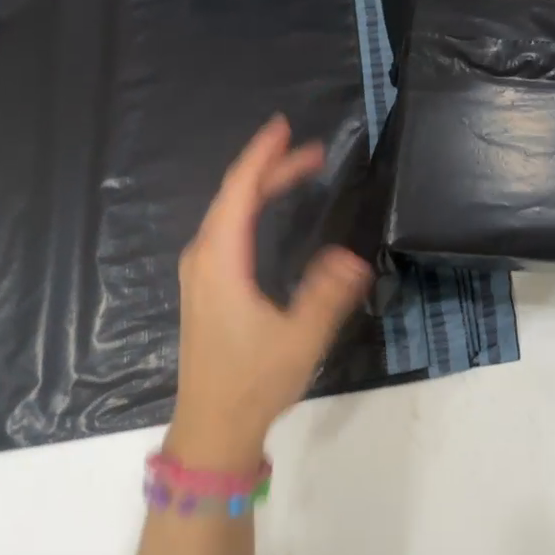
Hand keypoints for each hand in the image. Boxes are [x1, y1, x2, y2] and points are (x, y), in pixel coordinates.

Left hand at [167, 115, 372, 471]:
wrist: (213, 428)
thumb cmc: (254, 381)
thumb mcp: (300, 338)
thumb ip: (327, 295)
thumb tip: (353, 257)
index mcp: (221, 262)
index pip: (239, 193)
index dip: (262, 157)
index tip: (284, 127)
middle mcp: (203, 259)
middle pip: (233, 197)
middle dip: (271, 168)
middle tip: (313, 151)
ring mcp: (200, 273)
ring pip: (228, 213)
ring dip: (261, 186)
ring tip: (297, 170)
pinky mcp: (205, 287)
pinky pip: (226, 229)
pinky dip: (250, 207)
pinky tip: (269, 209)